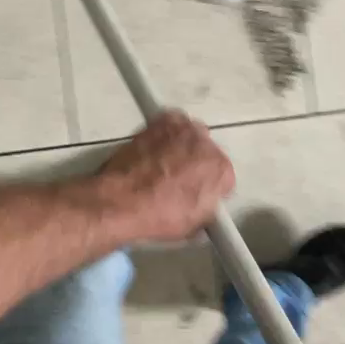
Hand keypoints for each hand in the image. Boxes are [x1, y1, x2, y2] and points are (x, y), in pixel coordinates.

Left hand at [93, 110, 235, 241]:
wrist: (120, 199)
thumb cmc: (159, 216)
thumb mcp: (194, 224)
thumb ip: (208, 206)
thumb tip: (205, 201)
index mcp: (221, 170)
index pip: (224, 176)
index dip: (209, 187)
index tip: (196, 194)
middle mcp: (207, 143)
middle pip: (208, 152)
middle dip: (197, 163)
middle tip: (178, 181)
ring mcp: (183, 128)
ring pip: (190, 136)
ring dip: (182, 147)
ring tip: (162, 166)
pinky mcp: (161, 119)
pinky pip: (171, 124)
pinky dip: (165, 134)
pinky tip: (153, 150)